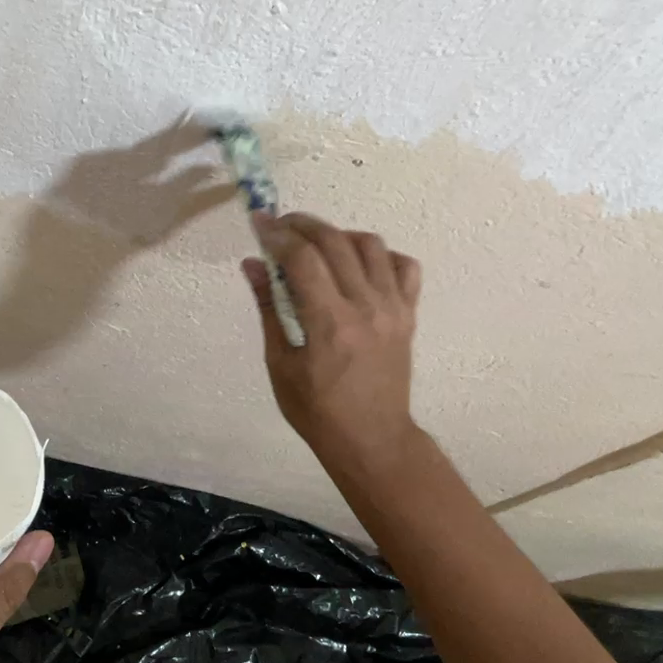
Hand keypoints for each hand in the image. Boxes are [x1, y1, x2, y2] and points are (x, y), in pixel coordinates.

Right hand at [242, 212, 423, 464]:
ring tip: (316, 246)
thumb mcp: (280, 363)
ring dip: (338, 235)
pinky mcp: (409, 314)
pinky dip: (379, 256)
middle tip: (280, 226)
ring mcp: (393, 308)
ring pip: (370, 245)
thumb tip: (253, 263)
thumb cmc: (316, 410)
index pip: (303, 258)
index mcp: (330, 323)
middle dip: (302, 225)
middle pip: (335, 241)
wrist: (372, 440)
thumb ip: (269, 307)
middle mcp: (366, 307)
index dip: (277, 234)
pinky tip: (357, 266)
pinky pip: (403, 266)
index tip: (259, 223)